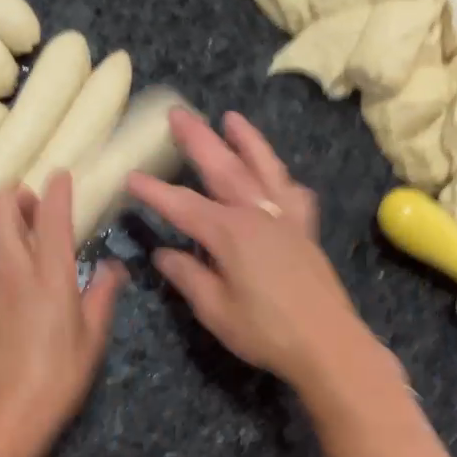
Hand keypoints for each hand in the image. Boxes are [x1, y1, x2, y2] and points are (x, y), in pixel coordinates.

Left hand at [0, 173, 125, 456]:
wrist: (6, 414)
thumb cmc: (58, 381)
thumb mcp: (92, 340)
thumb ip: (102, 296)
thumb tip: (115, 268)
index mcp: (51, 277)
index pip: (51, 213)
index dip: (57, 188)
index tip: (62, 177)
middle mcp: (11, 269)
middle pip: (0, 204)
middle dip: (15, 192)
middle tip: (30, 206)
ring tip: (4, 223)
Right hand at [127, 110, 371, 384]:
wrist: (326, 343)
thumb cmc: (265, 332)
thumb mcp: (215, 311)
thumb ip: (188, 278)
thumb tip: (164, 255)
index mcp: (230, 233)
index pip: (182, 206)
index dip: (154, 191)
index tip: (130, 176)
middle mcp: (258, 214)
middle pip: (223, 168)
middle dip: (197, 140)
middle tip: (177, 114)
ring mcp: (286, 218)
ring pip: (263, 167)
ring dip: (245, 140)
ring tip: (230, 117)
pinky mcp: (305, 231)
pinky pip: (292, 192)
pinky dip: (281, 177)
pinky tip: (276, 175)